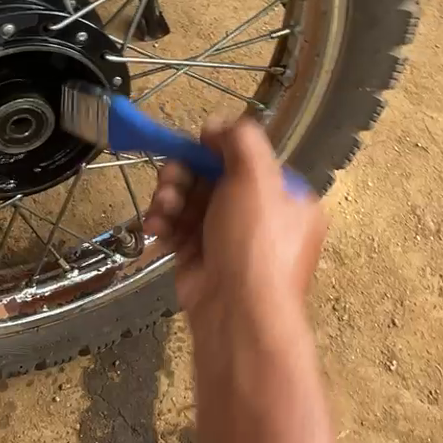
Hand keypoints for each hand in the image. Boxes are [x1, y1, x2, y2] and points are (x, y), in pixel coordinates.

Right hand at [142, 118, 325, 332]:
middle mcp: (258, 217)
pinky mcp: (199, 256)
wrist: (237, 315)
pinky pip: (177, 226)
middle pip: (212, 177)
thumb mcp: (258, 179)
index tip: (195, 144)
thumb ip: (241, 140)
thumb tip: (218, 126)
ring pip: (189, 200)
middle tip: (170, 179)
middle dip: (184, 174)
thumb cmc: (255, 243)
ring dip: (170, 197)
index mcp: (285, 197)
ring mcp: (227, 239)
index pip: (247, 160)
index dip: (217, 149)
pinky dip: (164, 222)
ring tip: (162, 208)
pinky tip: (157, 227)